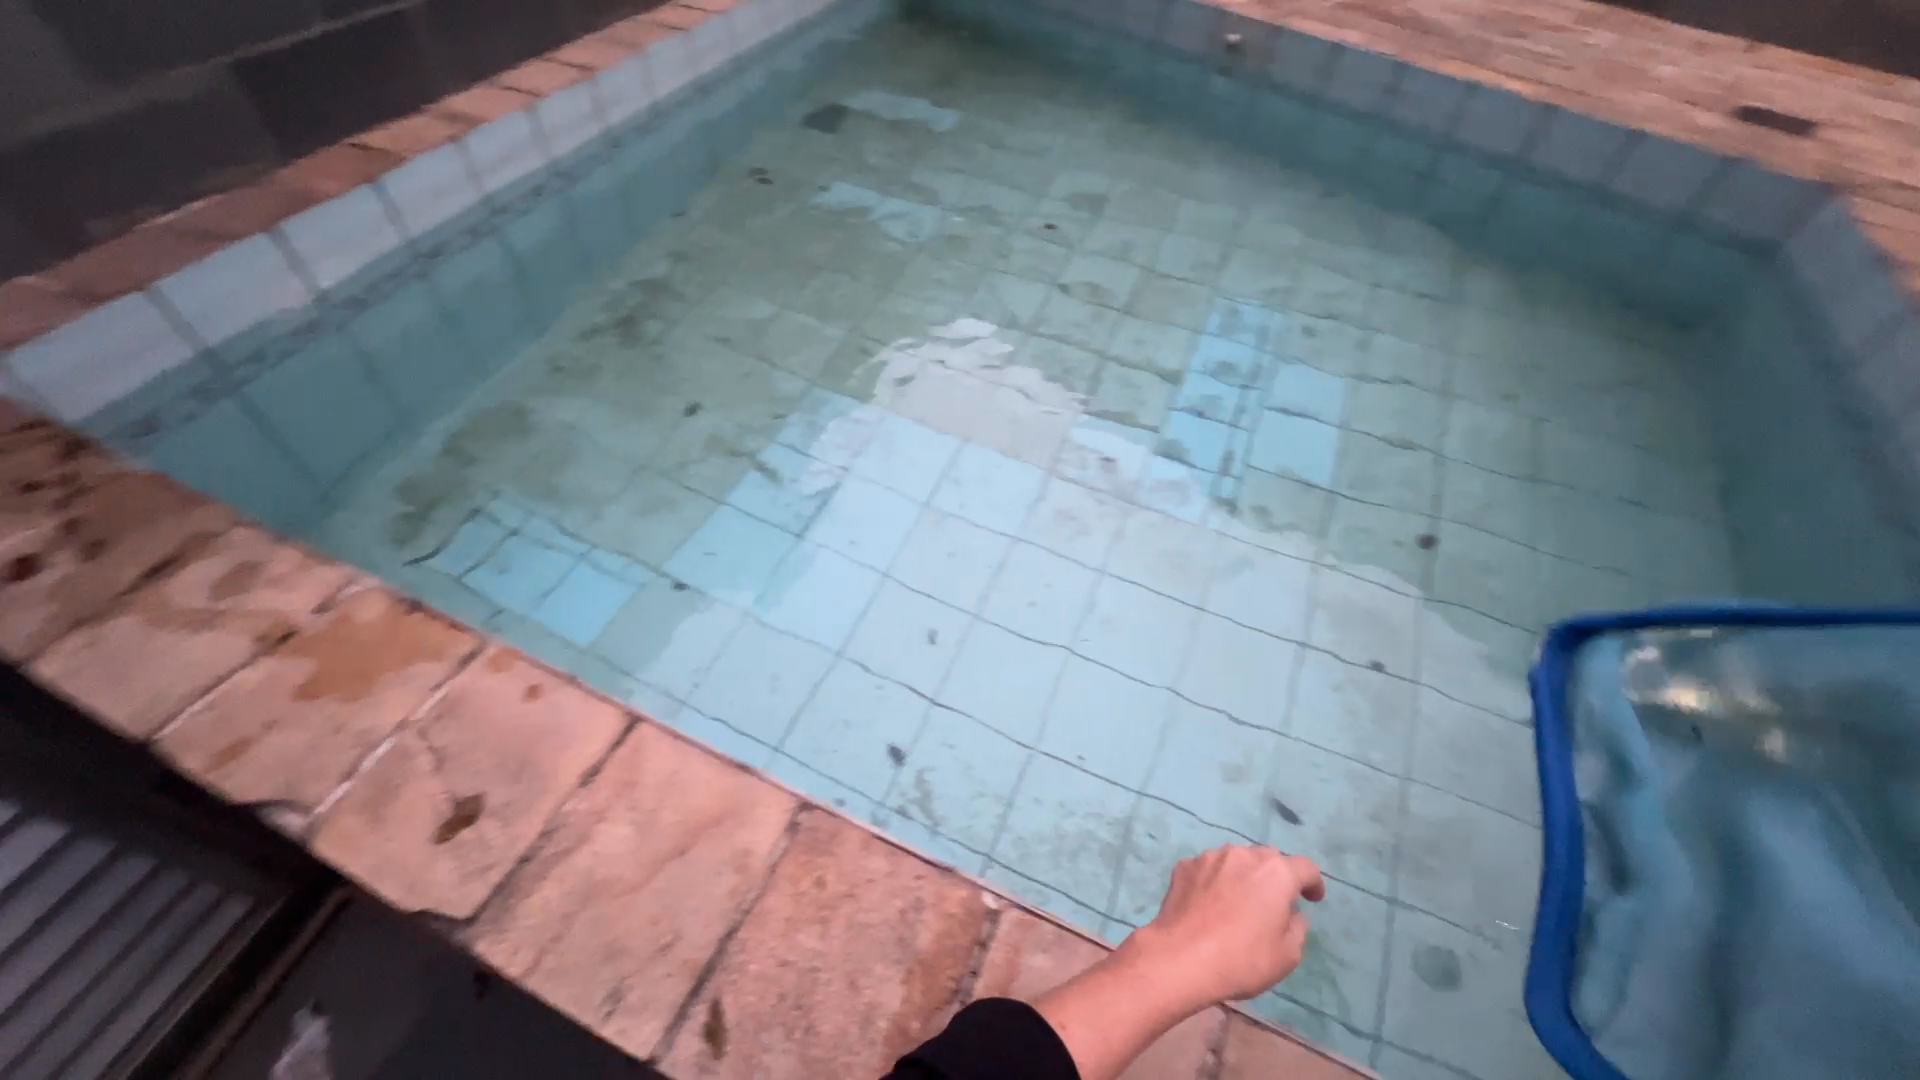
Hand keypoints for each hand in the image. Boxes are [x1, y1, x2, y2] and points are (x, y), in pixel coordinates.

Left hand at [1120, 844, 1325, 1007]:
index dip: (1313, 882)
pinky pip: (1208, 868)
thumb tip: (1290, 913)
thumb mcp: (1287, 954)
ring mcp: (1209, 857)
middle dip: (1275, 875)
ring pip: (1234, 858)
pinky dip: (1214, 880)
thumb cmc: (1243, 959)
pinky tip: (1209, 903)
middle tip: (1274, 900)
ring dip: (1242, 874)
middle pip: (1267, 857)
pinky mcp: (1184, 866)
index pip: (1305, 867)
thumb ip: (1296, 927)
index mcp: (1276, 873)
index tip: (1312, 898)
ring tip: (1238, 901)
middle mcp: (1243, 855)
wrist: (1182, 957)